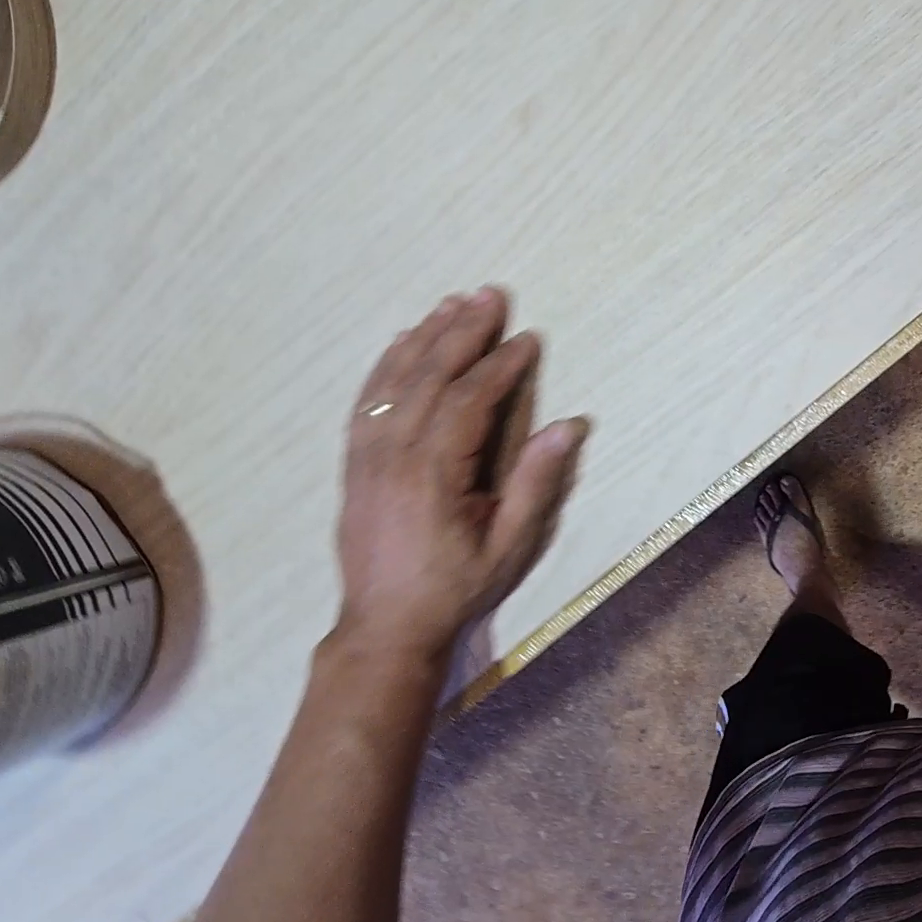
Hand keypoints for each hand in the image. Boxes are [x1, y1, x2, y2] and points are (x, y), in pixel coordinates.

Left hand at [334, 287, 588, 662]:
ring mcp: (366, 457)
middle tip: (489, 295)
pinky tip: (401, 342)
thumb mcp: (510, 544)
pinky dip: (385, 365)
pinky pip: (366, 401)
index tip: (527, 338)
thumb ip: (536, 482)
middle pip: (428, 378)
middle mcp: (393, 455)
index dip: (500, 366)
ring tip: (451, 303)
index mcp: (432, 474)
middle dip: (461, 333)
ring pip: (393, 382)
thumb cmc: (457, 587)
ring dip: (424, 337)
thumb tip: (568, 425)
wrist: (384, 626)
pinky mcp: (353, 463)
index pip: (469, 401)